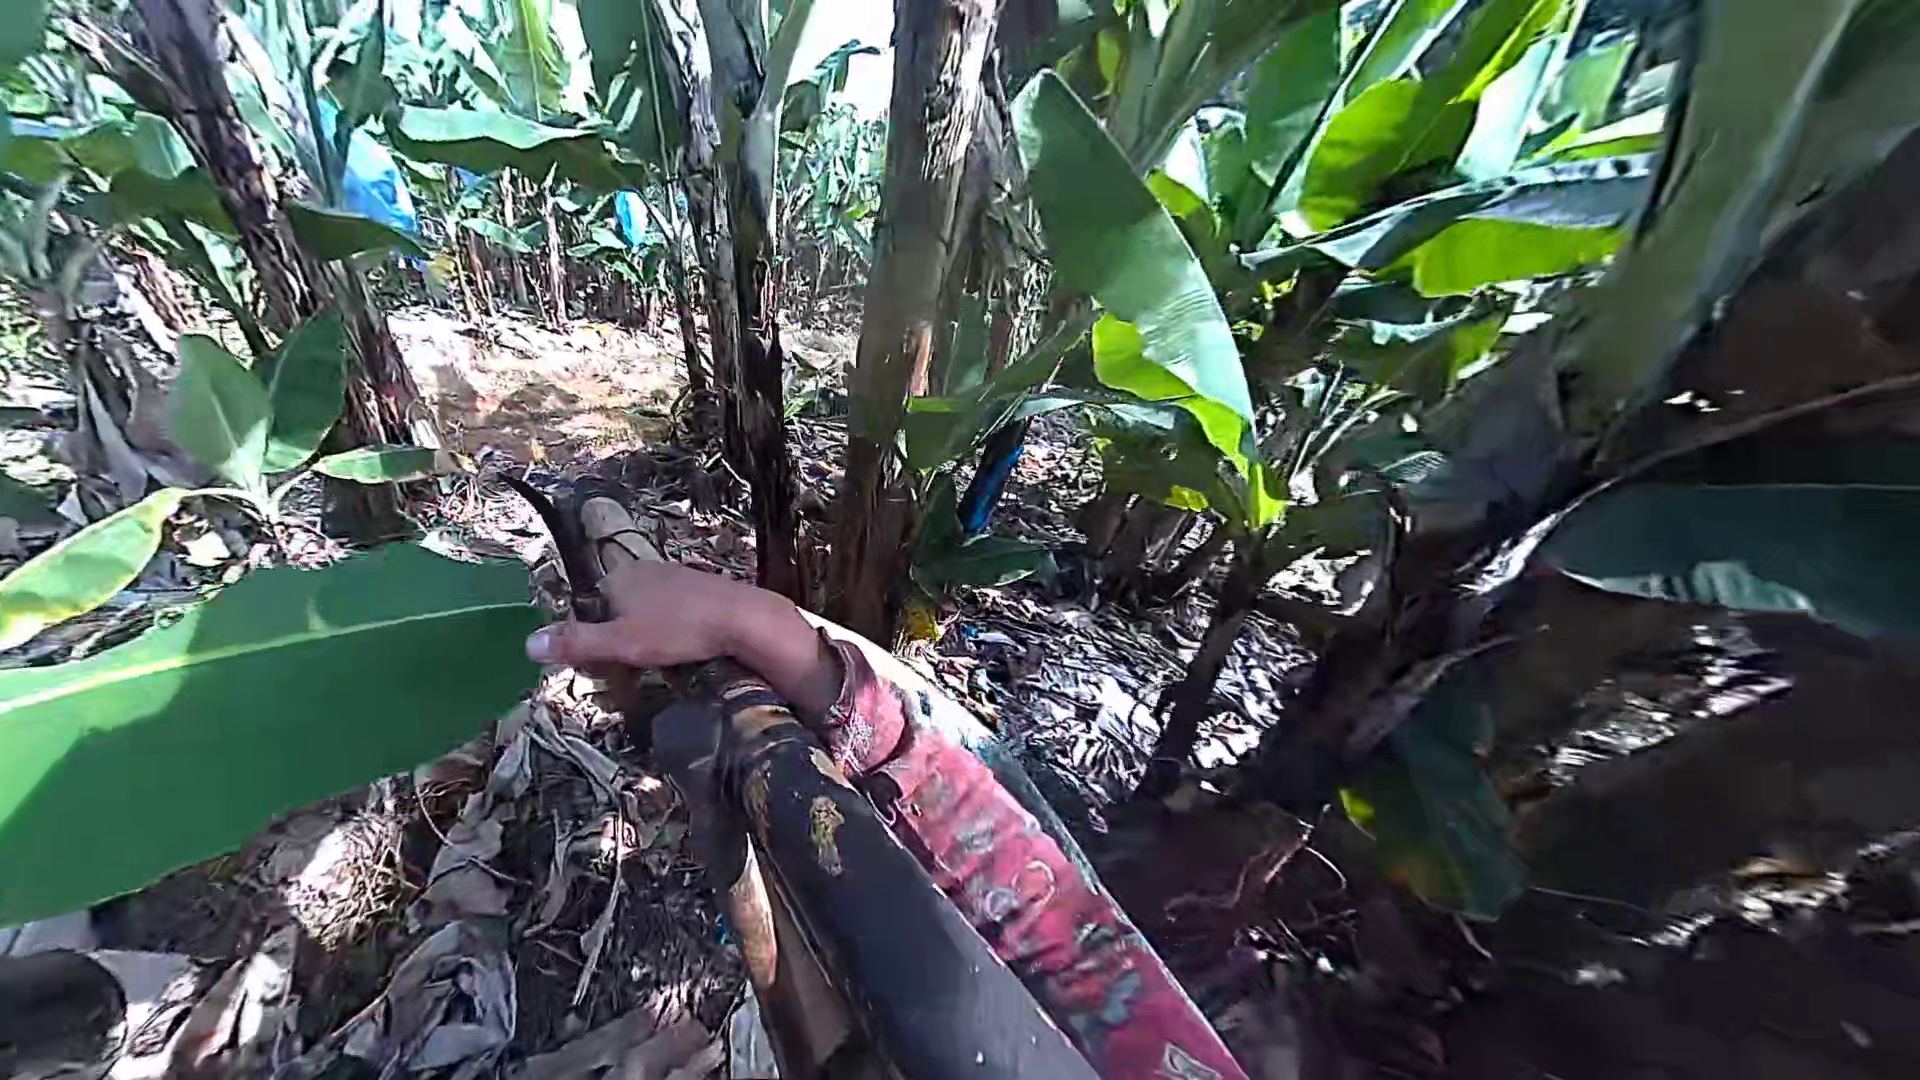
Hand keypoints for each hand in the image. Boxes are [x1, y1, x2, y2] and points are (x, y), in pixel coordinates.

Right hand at [524, 560, 842, 717]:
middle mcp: (648, 569)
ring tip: (665, 660)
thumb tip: (529, 643)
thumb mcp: (623, 642)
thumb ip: (578, 642)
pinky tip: (690, 647)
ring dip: (651, 637)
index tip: (605, 664)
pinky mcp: (706, 588)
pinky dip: (678, 630)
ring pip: (650, 612)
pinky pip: (679, 612)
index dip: (593, 638)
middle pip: (619, 609)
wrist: (746, 618)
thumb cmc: (680, 629)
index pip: (589, 606)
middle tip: (636, 666)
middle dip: (623, 639)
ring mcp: (680, 576)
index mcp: (621, 576)